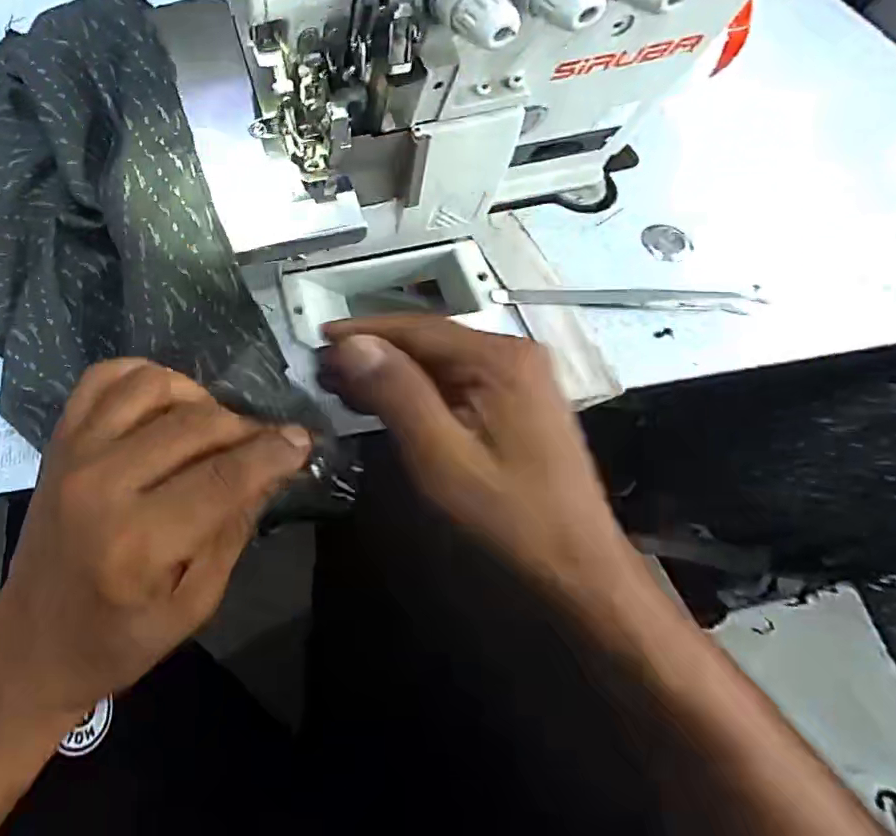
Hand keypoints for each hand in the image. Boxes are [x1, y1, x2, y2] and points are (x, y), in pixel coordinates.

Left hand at [0, 359, 311, 722]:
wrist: (31, 641)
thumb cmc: (119, 637)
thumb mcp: (194, 604)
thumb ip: (234, 529)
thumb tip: (273, 468)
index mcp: (137, 543)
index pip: (222, 476)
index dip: (272, 452)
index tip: (302, 440)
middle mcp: (101, 486)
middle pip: (196, 424)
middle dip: (245, 427)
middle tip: (266, 441)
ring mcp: (75, 454)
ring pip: (153, 385)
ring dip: (199, 397)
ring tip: (214, 425)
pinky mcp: (60, 439)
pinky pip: (105, 377)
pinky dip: (144, 375)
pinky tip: (167, 401)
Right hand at [319, 315, 625, 592]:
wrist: (579, 567)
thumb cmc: (510, 517)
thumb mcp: (442, 458)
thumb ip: (397, 395)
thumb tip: (351, 345)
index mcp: (499, 358)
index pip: (417, 328)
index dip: (363, 332)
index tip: (317, 341)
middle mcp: (513, 353)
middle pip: (429, 339)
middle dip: (374, 351)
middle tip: (323, 369)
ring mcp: (520, 375)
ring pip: (441, 358)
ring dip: (393, 368)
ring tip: (345, 382)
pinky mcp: (519, 398)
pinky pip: (458, 378)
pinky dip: (419, 385)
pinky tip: (390, 399)